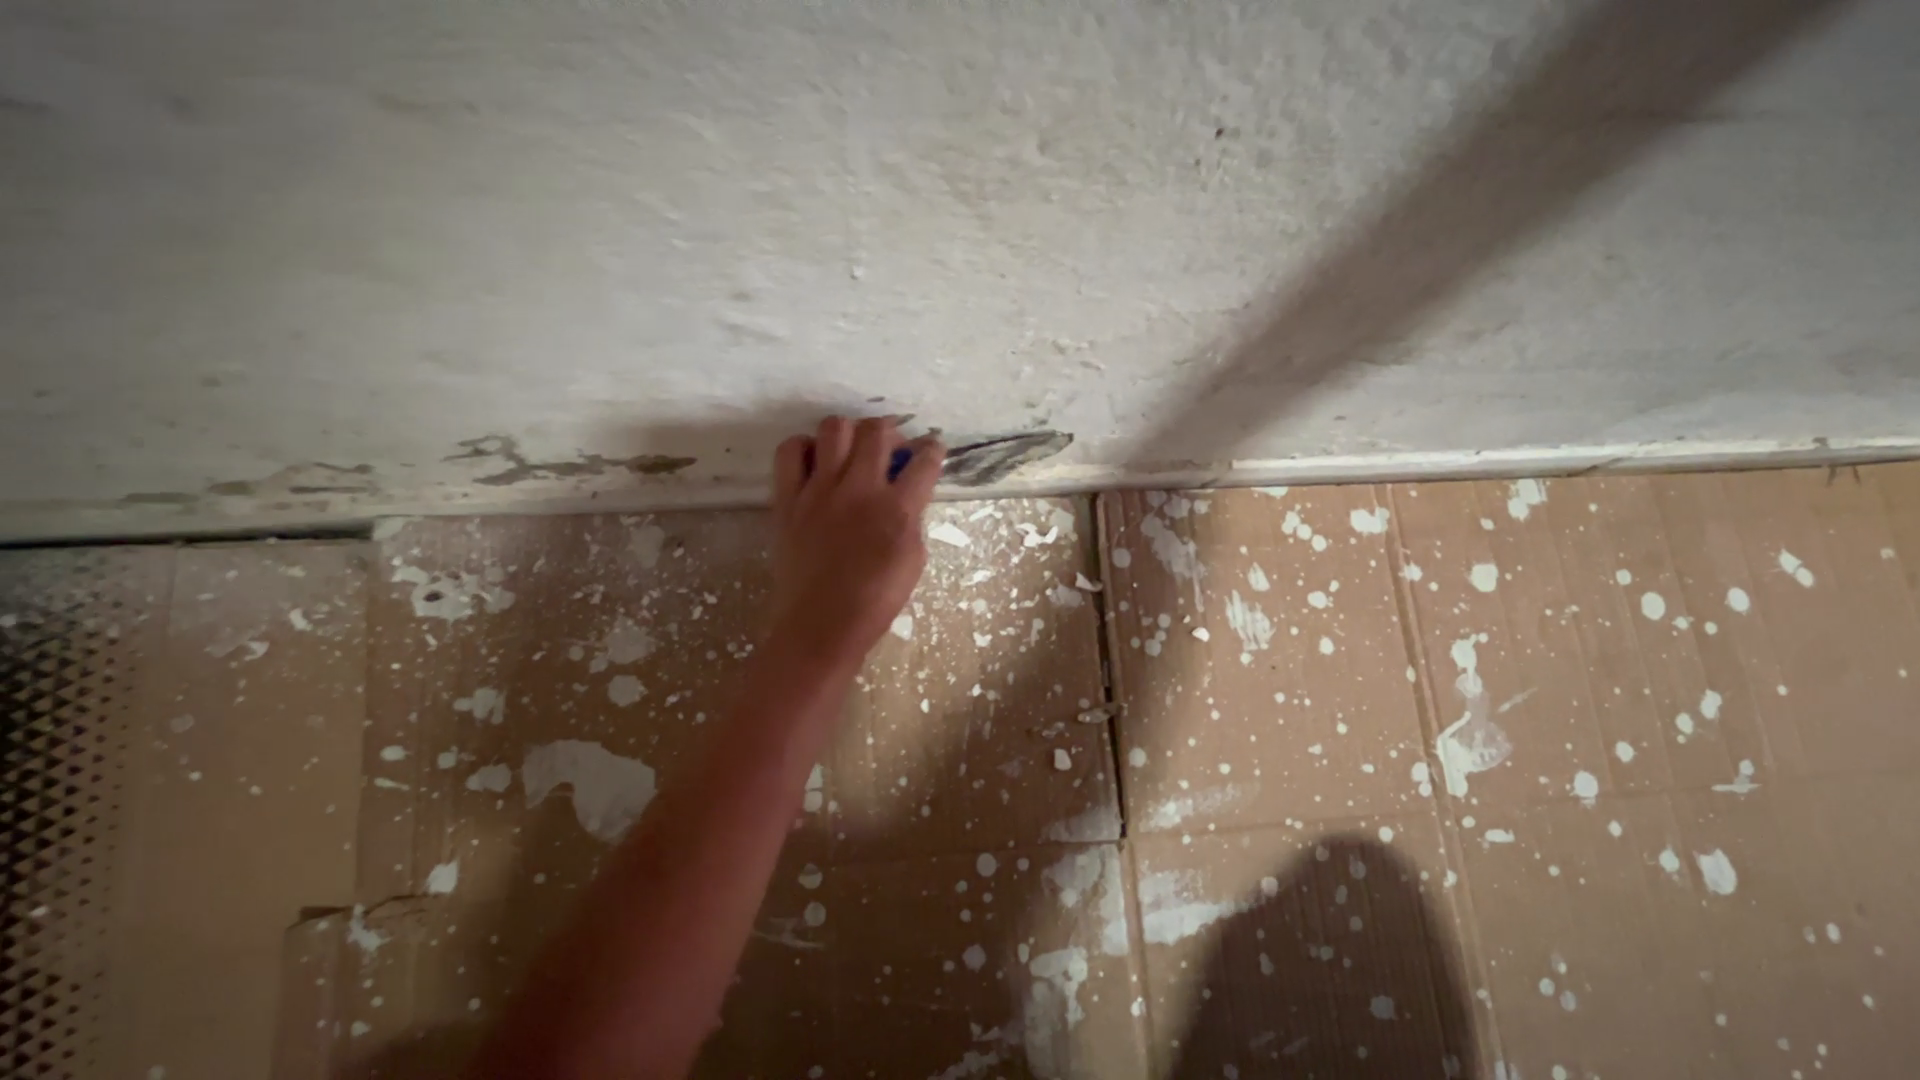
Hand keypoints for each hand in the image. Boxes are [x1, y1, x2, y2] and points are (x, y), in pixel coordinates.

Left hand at [765, 416, 943, 671]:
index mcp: (898, 509)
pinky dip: (804, 448)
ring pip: (834, 427)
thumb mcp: (913, 560)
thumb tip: (906, 497)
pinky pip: (790, 452)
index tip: (931, 448)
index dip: (932, 449)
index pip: (924, 461)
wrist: (822, 625)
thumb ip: (911, 520)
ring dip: (850, 432)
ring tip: (852, 449)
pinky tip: (815, 463)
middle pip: (878, 431)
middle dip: (892, 430)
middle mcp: (860, 489)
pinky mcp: (789, 499)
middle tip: (891, 447)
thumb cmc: (875, 600)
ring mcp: (820, 491)